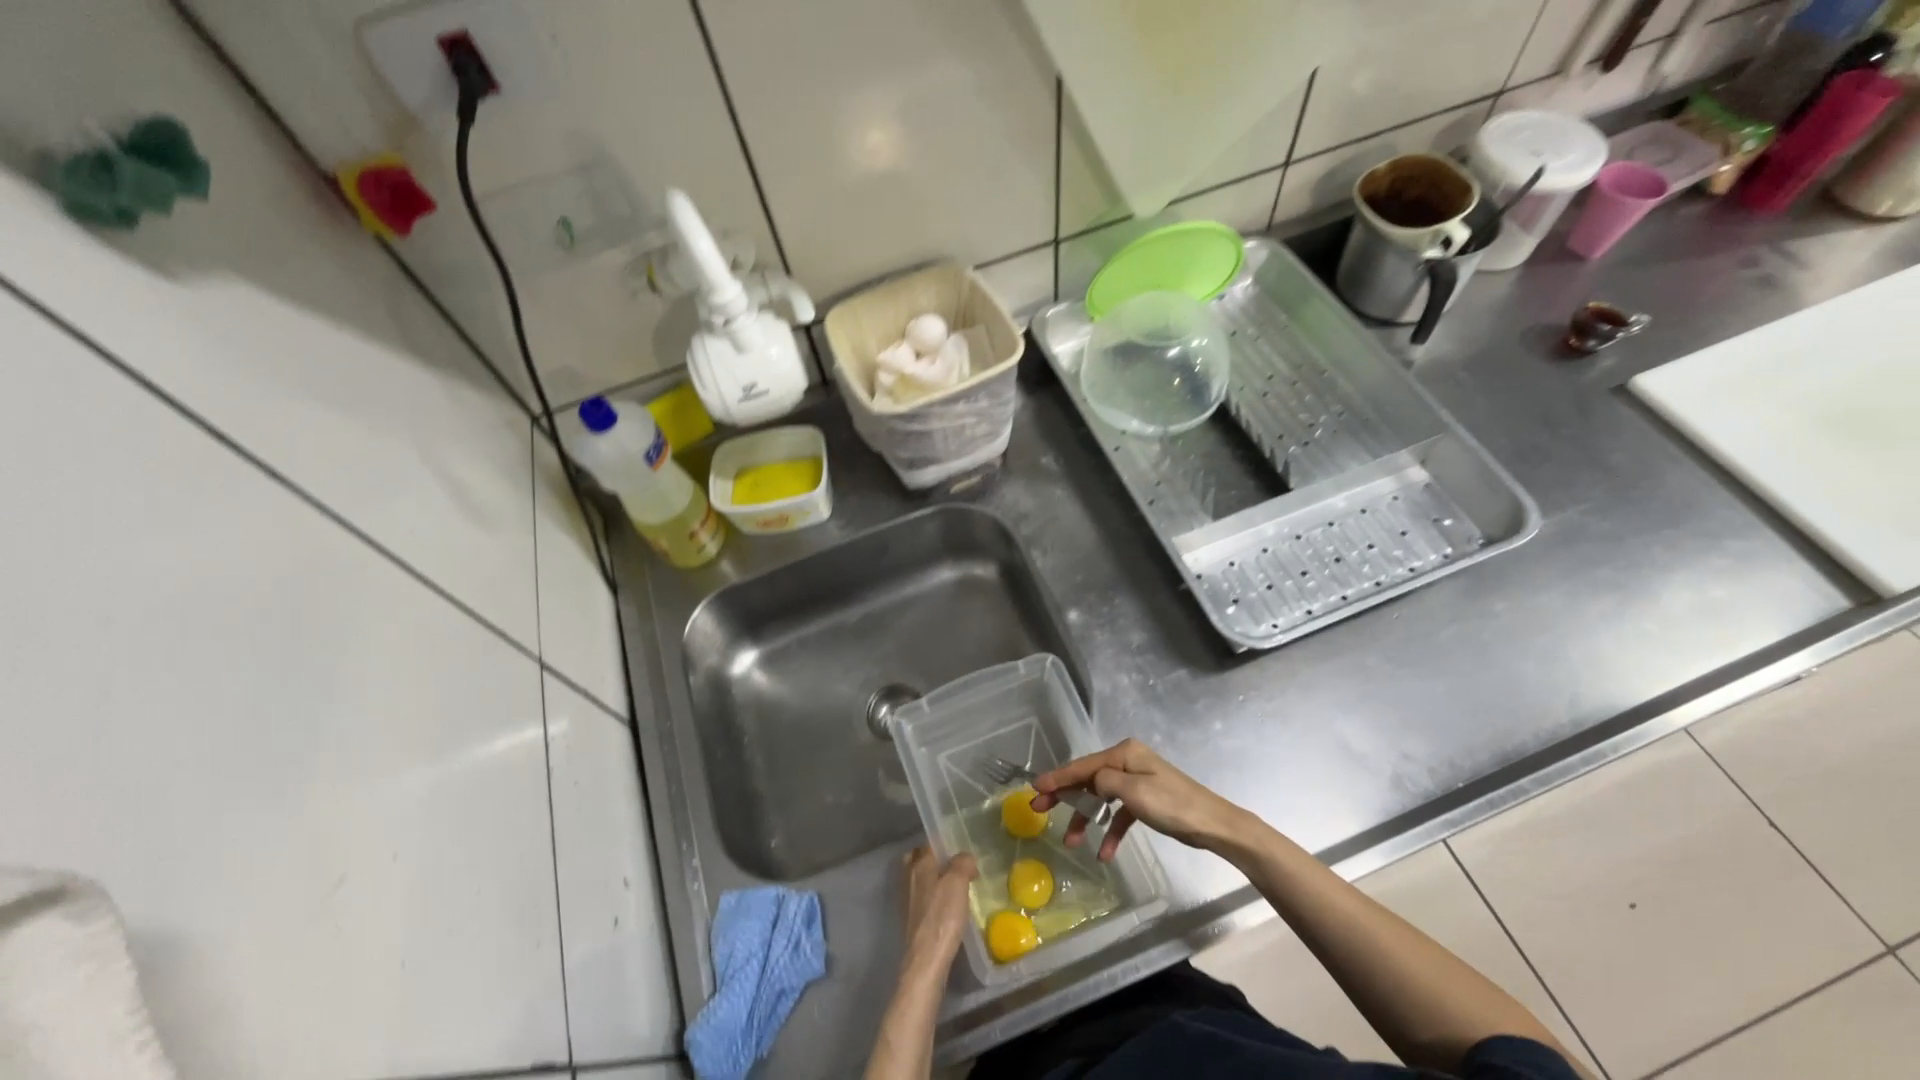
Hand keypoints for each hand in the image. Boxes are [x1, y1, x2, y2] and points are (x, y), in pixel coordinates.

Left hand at [899, 847, 975, 976]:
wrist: (927, 957)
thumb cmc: (943, 916)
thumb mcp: (958, 883)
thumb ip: (962, 863)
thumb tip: (965, 858)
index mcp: (919, 865)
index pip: (928, 844)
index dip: (945, 845)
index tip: (962, 854)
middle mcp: (908, 877)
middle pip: (918, 859)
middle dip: (934, 860)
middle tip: (956, 868)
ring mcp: (907, 899)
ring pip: (919, 879)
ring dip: (934, 880)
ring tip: (955, 888)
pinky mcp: (910, 917)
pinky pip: (921, 898)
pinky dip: (932, 897)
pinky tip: (947, 907)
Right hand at [1031, 739, 1248, 860]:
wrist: (1212, 824)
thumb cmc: (1172, 805)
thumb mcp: (1133, 791)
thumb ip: (1104, 782)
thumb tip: (1091, 782)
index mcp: (1124, 754)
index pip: (1082, 766)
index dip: (1057, 778)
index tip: (1034, 789)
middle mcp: (1128, 762)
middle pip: (1088, 780)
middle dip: (1065, 797)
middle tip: (1039, 811)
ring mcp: (1137, 781)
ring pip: (1101, 798)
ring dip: (1086, 820)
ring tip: (1070, 842)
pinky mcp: (1145, 801)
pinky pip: (1119, 814)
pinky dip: (1110, 831)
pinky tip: (1104, 853)